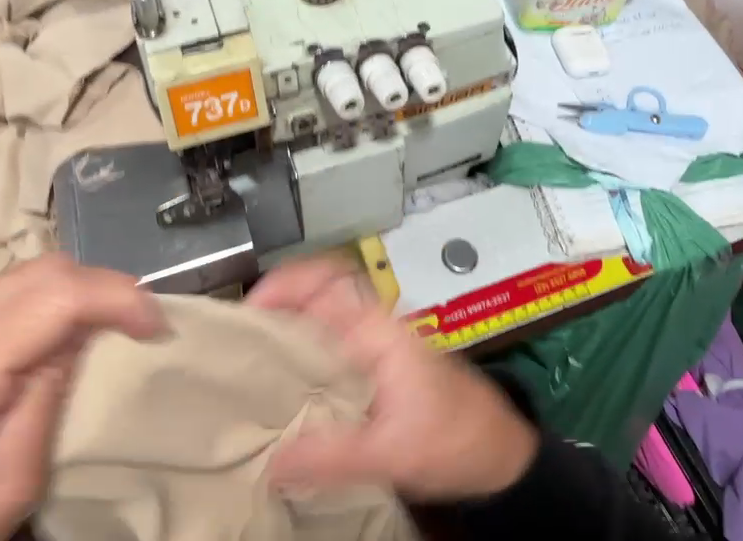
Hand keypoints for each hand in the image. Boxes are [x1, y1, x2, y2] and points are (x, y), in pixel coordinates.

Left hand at [0, 256, 168, 540]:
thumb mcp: (10, 483)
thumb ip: (49, 394)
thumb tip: (88, 331)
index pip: (51, 299)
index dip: (116, 297)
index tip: (159, 327)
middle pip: (39, 272)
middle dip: (102, 287)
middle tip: (143, 325)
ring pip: (23, 274)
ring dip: (77, 289)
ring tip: (114, 326)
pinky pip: (3, 294)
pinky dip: (49, 300)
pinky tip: (68, 332)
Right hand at [247, 258, 537, 501]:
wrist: (499, 452)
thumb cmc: (458, 441)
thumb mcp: (391, 452)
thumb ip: (332, 455)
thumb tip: (273, 460)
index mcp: (381, 332)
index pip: (328, 281)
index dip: (286, 283)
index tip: (251, 306)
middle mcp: (381, 326)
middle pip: (324, 288)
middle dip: (282, 300)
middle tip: (244, 332)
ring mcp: (385, 340)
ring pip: (332, 310)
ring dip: (295, 319)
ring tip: (259, 351)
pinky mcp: (387, 359)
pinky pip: (340, 335)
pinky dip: (311, 341)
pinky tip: (294, 376)